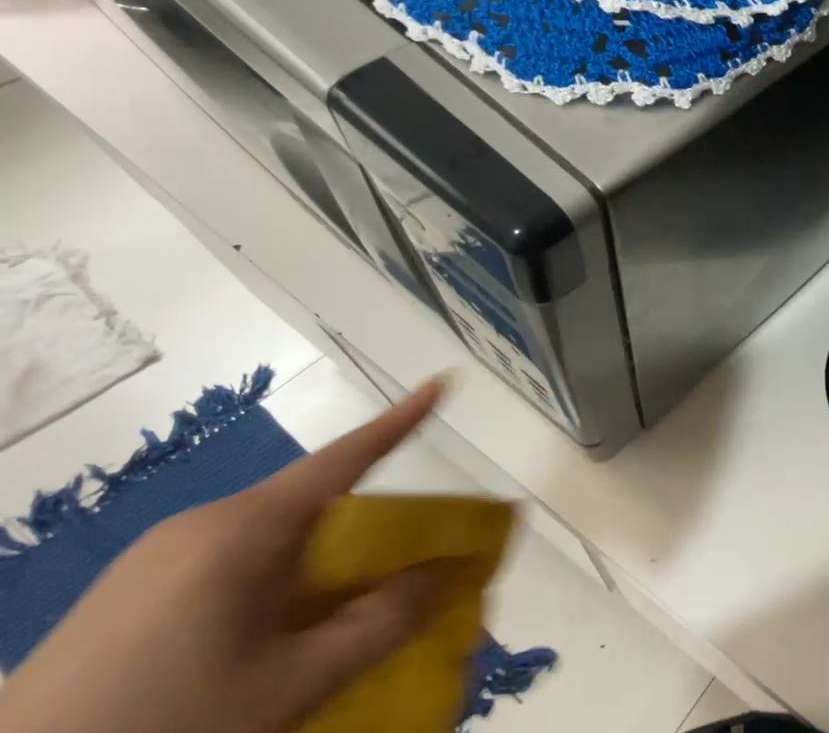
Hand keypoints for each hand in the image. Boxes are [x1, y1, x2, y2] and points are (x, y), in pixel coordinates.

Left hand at [0, 379, 452, 732]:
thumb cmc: (166, 720)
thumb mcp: (288, 683)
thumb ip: (378, 623)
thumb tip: (445, 573)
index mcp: (241, 530)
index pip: (342, 460)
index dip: (400, 422)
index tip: (444, 382)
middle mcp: (201, 526)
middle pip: (312, 505)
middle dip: (372, 526)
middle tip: (416, 558)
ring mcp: (158, 558)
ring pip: (272, 540)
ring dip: (324, 562)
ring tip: (352, 607)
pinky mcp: (130, 592)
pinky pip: (231, 565)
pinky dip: (279, 581)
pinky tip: (280, 632)